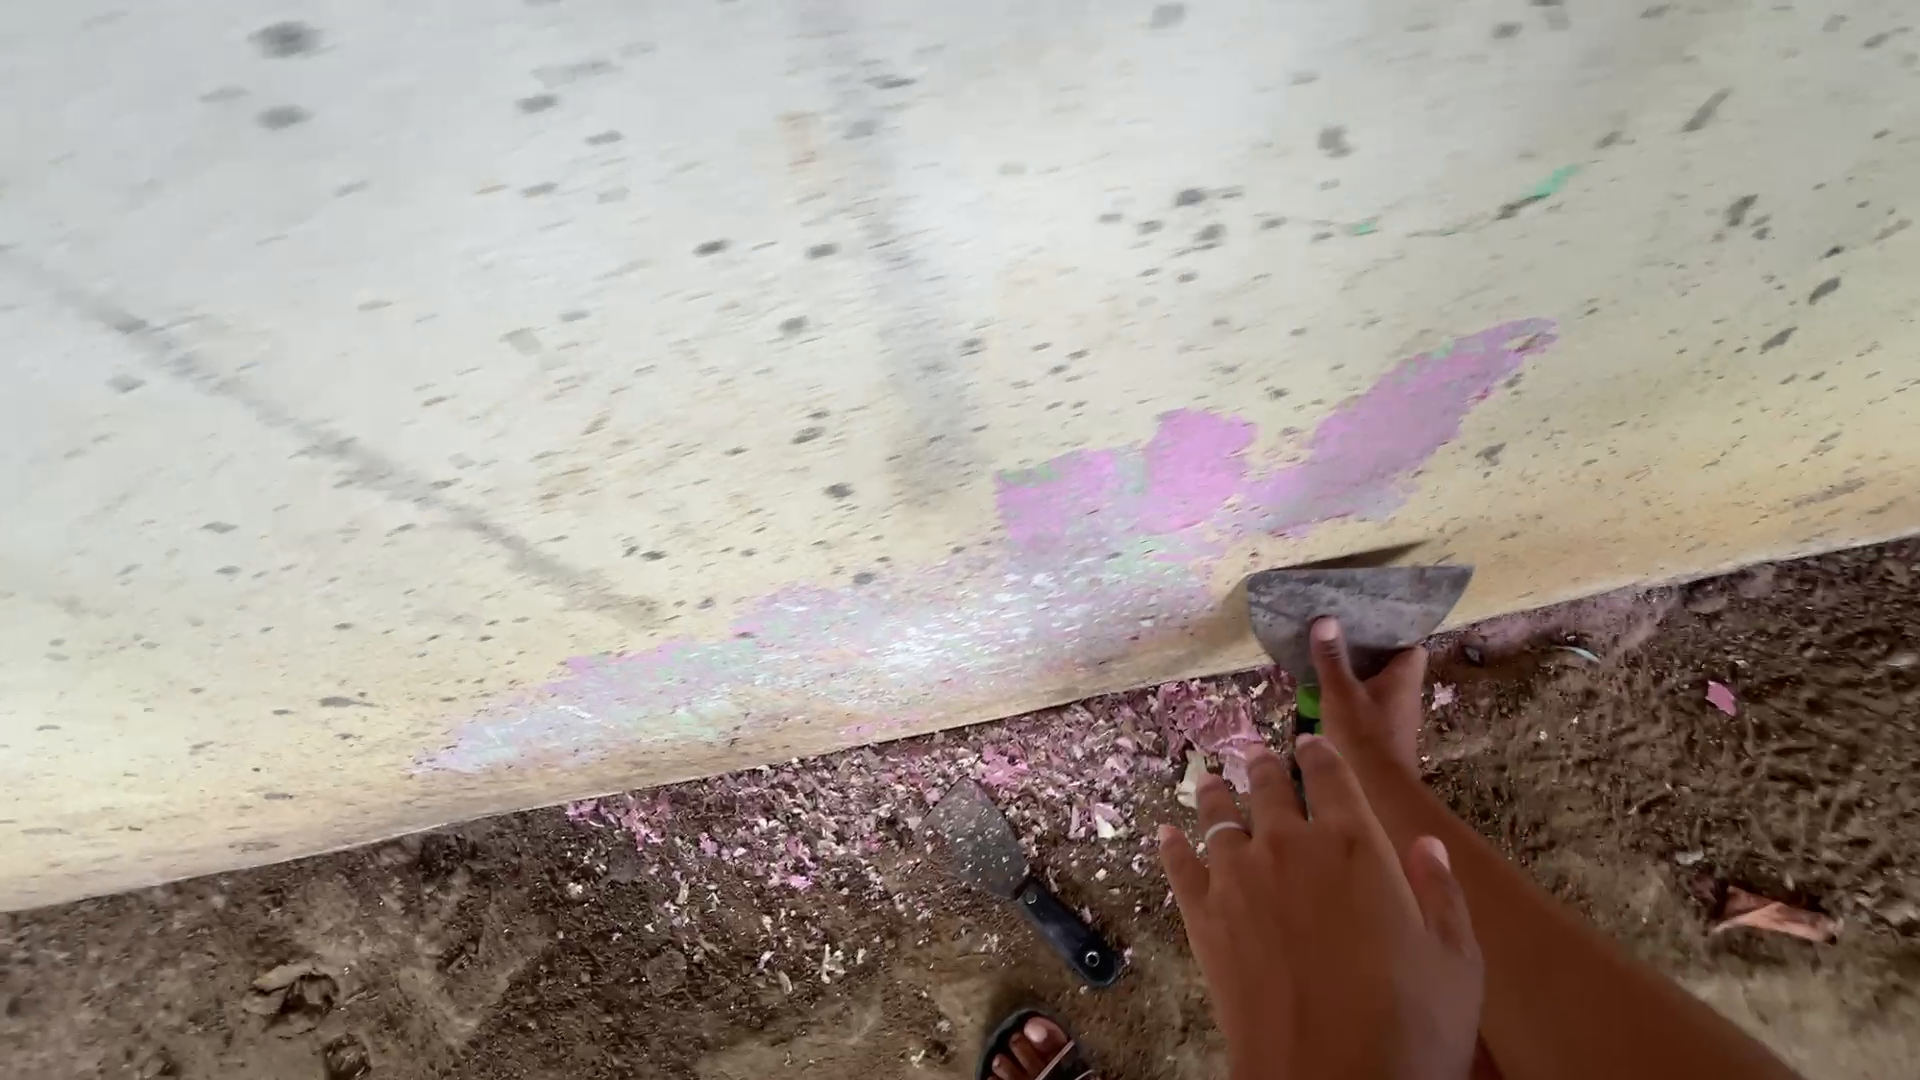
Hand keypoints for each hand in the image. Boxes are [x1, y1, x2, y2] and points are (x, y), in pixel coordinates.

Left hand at [1159, 736, 1483, 1079]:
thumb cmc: (1410, 1027)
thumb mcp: (1457, 961)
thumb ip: (1441, 892)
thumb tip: (1424, 843)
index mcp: (1353, 843)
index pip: (1330, 776)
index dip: (1318, 753)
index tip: (1308, 741)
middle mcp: (1289, 844)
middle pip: (1269, 785)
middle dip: (1264, 765)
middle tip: (1257, 755)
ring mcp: (1238, 874)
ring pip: (1219, 814)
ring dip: (1217, 792)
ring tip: (1212, 779)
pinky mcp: (1202, 910)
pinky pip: (1179, 863)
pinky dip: (1172, 844)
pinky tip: (1166, 831)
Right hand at [1311, 616, 1428, 774]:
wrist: (1376, 788)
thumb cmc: (1361, 733)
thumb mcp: (1339, 691)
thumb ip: (1331, 657)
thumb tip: (1326, 619)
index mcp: (1404, 678)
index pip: (1410, 647)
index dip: (1392, 636)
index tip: (1365, 628)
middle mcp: (1407, 695)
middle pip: (1393, 666)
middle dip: (1368, 655)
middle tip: (1339, 642)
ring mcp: (1398, 716)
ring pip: (1381, 686)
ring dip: (1360, 677)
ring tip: (1330, 665)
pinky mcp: (1386, 733)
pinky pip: (1373, 705)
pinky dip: (1356, 698)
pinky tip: (1332, 698)